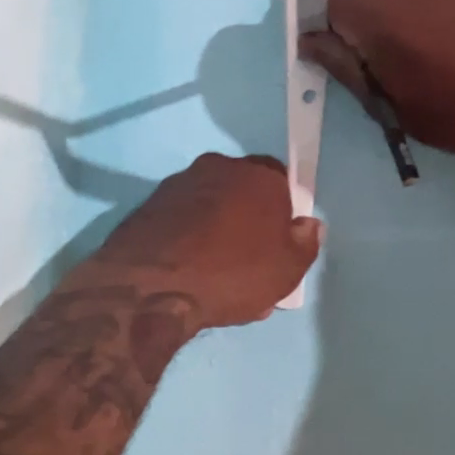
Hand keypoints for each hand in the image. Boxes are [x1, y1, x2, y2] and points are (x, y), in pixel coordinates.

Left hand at [77, 153, 322, 327]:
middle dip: (247, 225)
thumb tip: (307, 225)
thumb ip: (305, 243)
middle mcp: (217, 168)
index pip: (281, 183)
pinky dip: (187, 243)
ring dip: (216, 235)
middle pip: (242, 194)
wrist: (150, 286)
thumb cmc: (231, 274)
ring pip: (209, 210)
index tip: (278, 245)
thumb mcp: (287, 270)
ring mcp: (177, 185)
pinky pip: (179, 223)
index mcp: (259, 175)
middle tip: (248, 267)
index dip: (283, 214)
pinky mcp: (147, 206)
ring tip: (216, 281)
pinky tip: (188, 276)